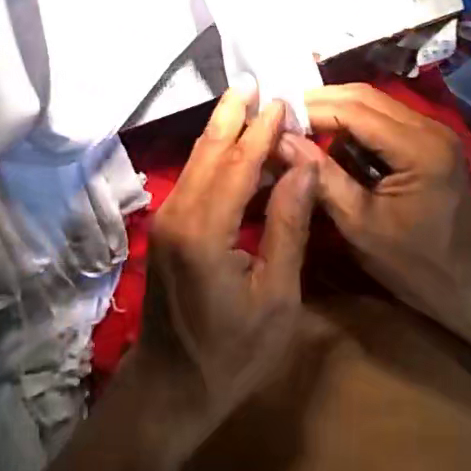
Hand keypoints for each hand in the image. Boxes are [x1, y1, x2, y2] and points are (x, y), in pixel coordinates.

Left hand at [129, 84, 317, 446]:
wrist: (172, 387)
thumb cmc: (233, 353)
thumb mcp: (277, 295)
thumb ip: (288, 226)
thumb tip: (305, 167)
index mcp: (205, 231)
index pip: (238, 165)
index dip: (261, 132)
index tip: (282, 101)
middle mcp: (178, 215)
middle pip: (208, 153)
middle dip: (231, 117)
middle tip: (252, 83)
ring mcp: (166, 221)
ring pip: (195, 163)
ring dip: (220, 133)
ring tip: (242, 104)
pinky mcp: (165, 229)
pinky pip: (191, 181)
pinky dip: (213, 159)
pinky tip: (230, 149)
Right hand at [279, 83, 470, 325]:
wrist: (467, 287)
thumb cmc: (413, 264)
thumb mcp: (359, 224)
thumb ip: (321, 177)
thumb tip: (280, 139)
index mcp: (419, 149)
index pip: (354, 109)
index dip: (311, 109)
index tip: (273, 120)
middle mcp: (430, 128)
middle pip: (364, 96)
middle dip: (319, 103)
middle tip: (280, 118)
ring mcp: (433, 132)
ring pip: (373, 102)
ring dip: (334, 109)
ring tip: (297, 126)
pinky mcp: (429, 141)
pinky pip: (383, 117)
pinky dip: (352, 121)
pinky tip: (327, 136)